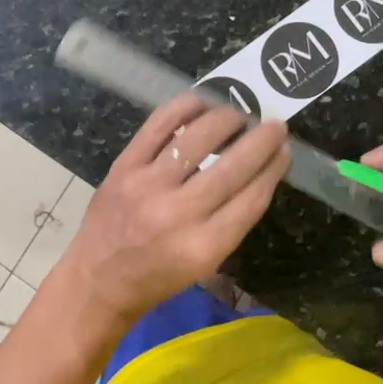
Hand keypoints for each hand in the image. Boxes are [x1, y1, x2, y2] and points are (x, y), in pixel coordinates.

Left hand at [49, 97, 289, 330]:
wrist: (97, 280)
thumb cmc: (158, 276)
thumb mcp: (205, 263)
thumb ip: (232, 220)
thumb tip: (261, 169)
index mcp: (203, 247)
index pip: (251, 198)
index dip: (274, 169)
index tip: (285, 150)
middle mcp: (177, 214)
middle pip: (233, 167)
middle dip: (261, 140)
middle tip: (275, 125)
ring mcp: (147, 186)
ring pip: (198, 138)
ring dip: (227, 119)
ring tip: (239, 115)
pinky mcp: (125, 166)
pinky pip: (159, 125)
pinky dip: (184, 108)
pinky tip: (203, 104)